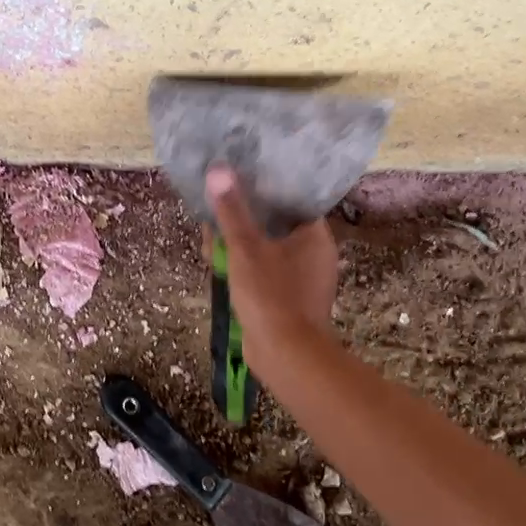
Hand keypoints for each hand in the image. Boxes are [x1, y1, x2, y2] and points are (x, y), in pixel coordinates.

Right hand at [207, 166, 339, 373]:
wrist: (286, 356)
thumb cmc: (271, 294)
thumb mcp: (245, 247)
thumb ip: (231, 209)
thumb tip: (218, 170)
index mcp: (315, 237)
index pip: (293, 200)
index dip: (266, 187)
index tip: (239, 179)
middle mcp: (314, 254)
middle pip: (274, 223)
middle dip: (241, 219)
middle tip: (214, 215)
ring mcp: (302, 278)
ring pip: (265, 247)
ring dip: (237, 244)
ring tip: (210, 244)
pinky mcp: (287, 297)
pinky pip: (263, 269)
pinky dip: (243, 265)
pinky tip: (218, 266)